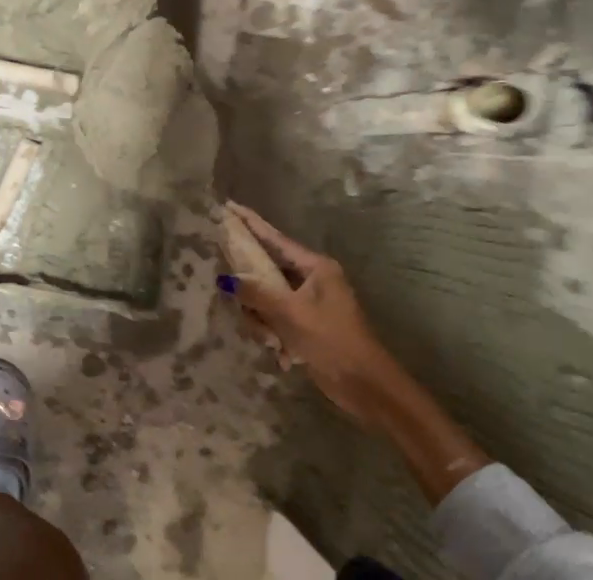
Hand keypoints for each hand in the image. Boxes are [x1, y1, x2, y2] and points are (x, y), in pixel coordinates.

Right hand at [216, 202, 401, 428]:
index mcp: (315, 268)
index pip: (275, 238)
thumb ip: (256, 294)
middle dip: (252, 295)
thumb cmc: (332, 341)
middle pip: (264, 273)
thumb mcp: (291, 314)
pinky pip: (273, 319)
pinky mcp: (305, 325)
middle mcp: (311, 280)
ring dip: (262, 321)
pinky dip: (273, 335)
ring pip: (265, 300)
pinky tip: (282, 354)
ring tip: (273, 341)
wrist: (366, 386)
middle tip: (243, 306)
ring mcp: (307, 303)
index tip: (228, 206)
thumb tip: (226, 279)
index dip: (250, 222)